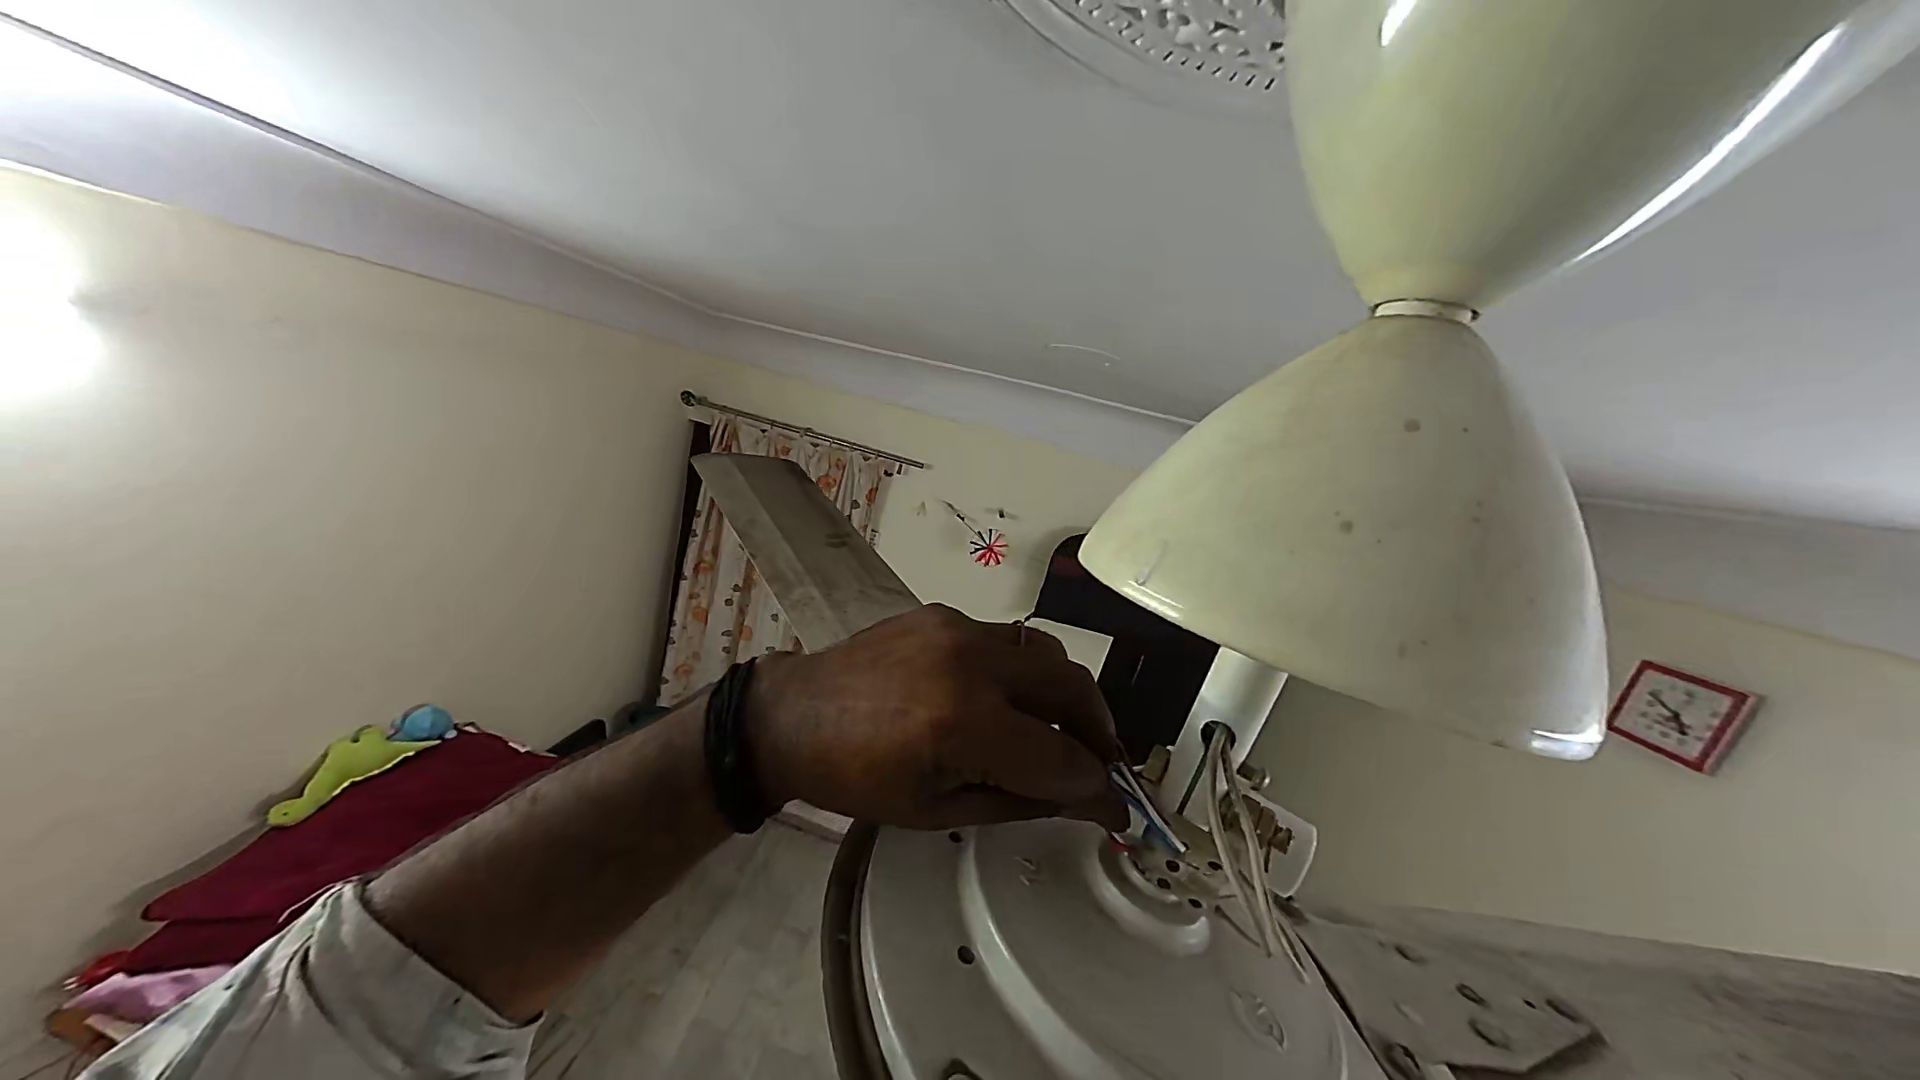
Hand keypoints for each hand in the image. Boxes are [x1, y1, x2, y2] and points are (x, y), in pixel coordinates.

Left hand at [746, 604, 1128, 829]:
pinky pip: (1010, 639)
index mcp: (962, 724)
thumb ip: (1020, 801)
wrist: (794, 715)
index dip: (1097, 792)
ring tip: (1062, 729)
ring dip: (1069, 696)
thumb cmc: (855, 778)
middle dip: (1101, 733)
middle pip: (1074, 689)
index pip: (1062, 758)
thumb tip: (1082, 798)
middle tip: (1099, 764)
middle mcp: (970, 663)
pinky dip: (1027, 671)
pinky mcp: (946, 613)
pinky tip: (1009, 697)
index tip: (1114, 810)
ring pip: (1050, 654)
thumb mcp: (937, 810)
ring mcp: (958, 628)